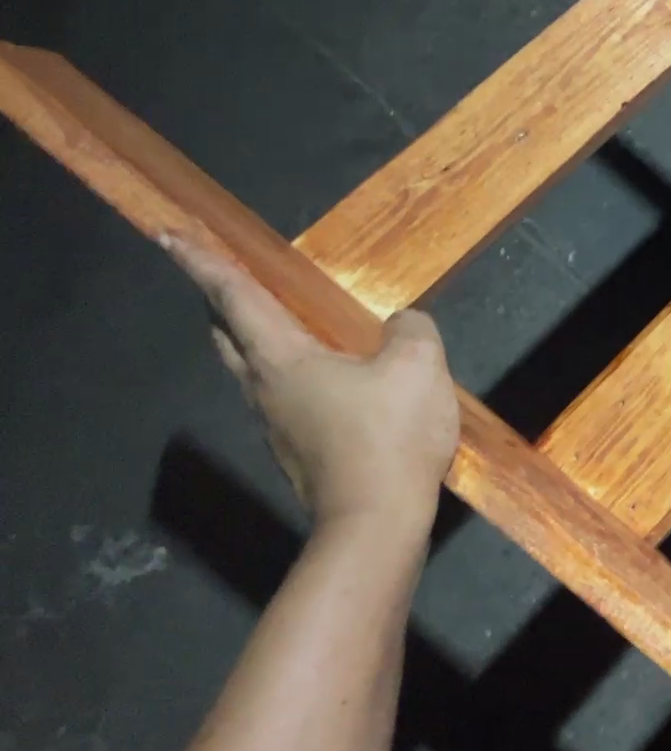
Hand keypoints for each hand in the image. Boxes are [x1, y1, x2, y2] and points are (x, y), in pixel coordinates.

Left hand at [161, 235, 458, 535]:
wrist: (378, 515)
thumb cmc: (390, 433)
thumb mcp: (420, 366)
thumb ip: (412, 330)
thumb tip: (402, 322)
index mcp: (284, 360)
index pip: (235, 299)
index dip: (204, 264)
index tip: (170, 235)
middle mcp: (266, 389)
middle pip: (229, 337)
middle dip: (222, 305)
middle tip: (229, 283)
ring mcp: (278, 425)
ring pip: (253, 370)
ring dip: (257, 343)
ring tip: (287, 331)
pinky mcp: (299, 451)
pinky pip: (286, 398)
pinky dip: (294, 376)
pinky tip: (335, 384)